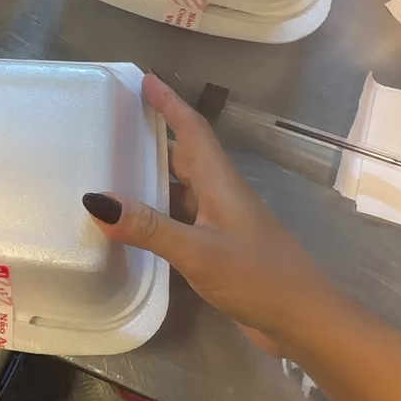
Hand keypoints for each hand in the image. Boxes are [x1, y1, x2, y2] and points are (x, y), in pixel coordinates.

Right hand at [80, 75, 336, 351]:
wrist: (305, 323)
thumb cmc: (259, 277)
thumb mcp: (199, 252)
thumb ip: (149, 227)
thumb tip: (95, 199)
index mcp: (220, 183)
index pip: (192, 130)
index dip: (170, 103)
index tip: (145, 78)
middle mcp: (220, 195)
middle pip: (185, 154)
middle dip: (155, 132)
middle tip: (117, 120)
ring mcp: (221, 223)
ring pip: (181, 187)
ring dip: (153, 174)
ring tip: (114, 166)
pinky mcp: (218, 249)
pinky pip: (180, 218)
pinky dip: (156, 212)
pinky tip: (134, 223)